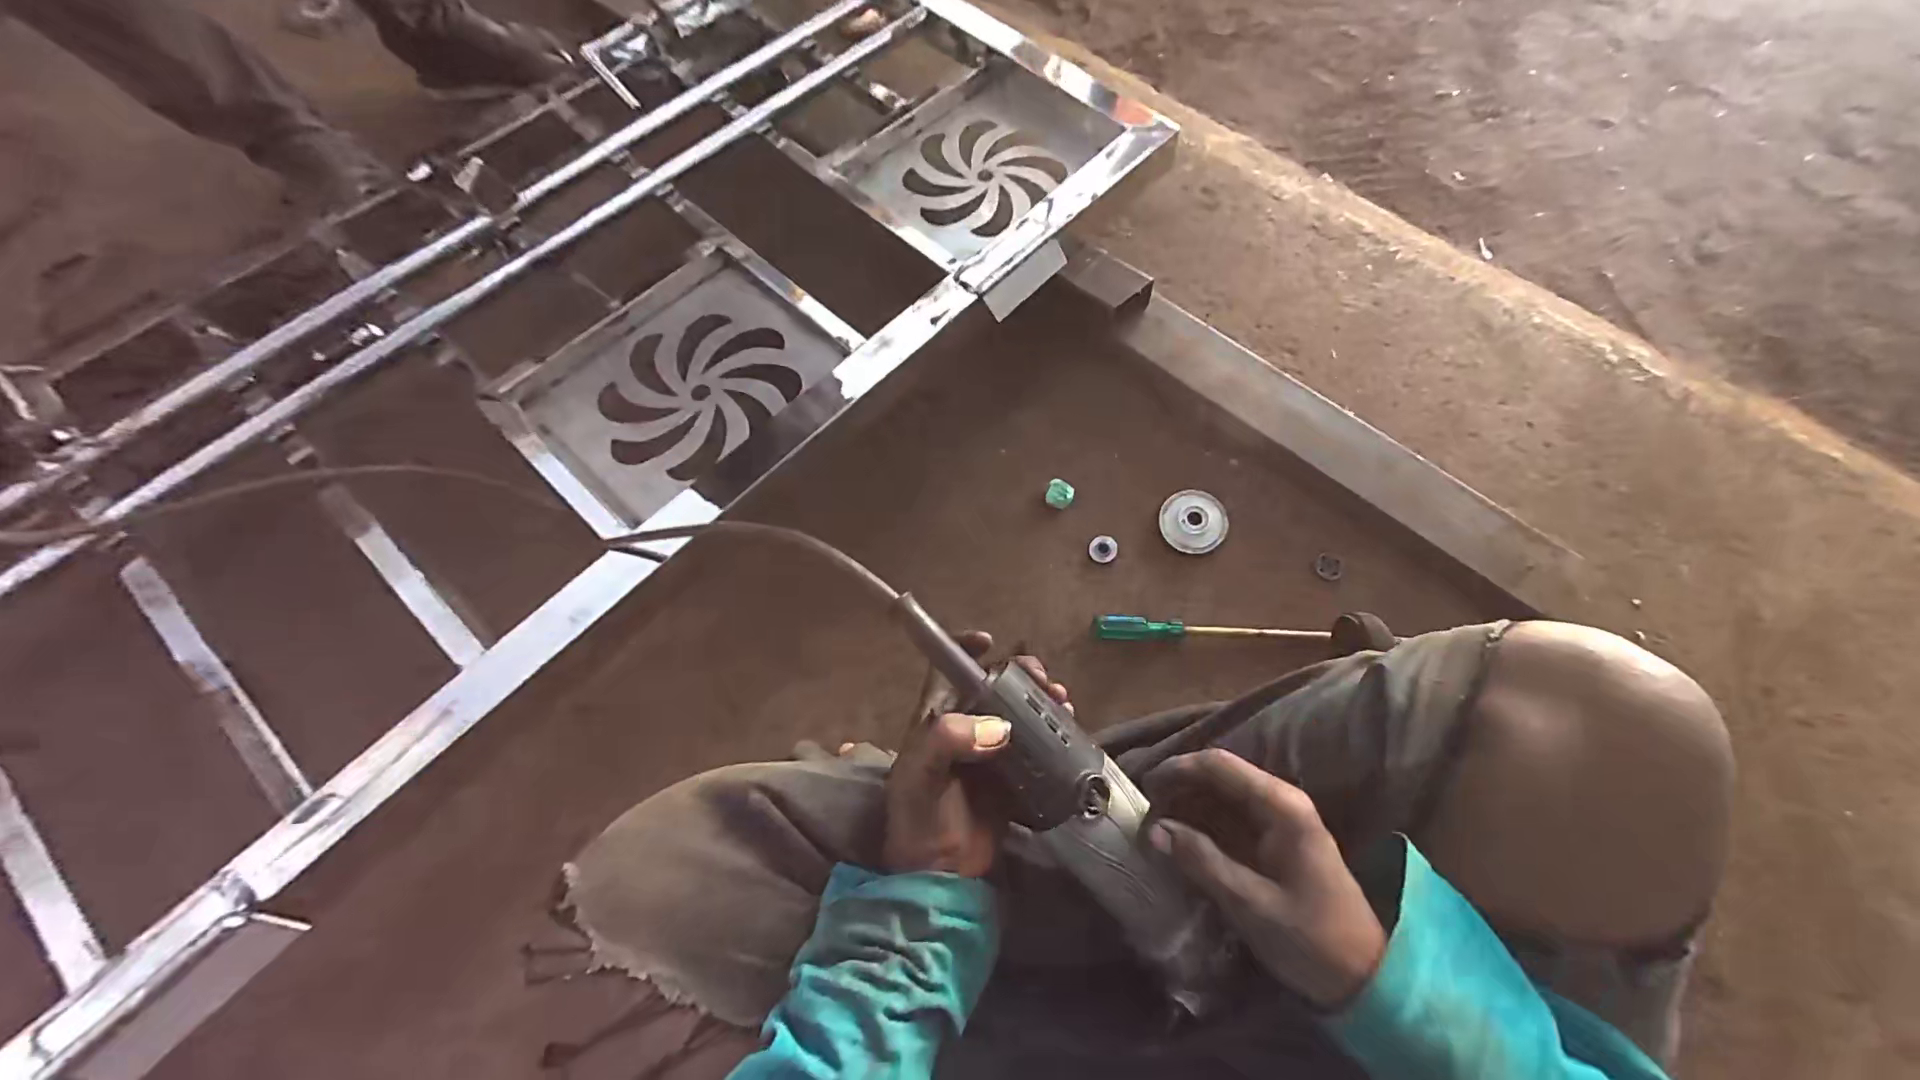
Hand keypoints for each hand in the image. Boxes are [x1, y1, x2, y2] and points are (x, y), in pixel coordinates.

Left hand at [883, 633, 1070, 876]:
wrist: (941, 876)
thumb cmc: (919, 821)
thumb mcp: (920, 777)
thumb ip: (947, 742)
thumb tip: (1000, 727)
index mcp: (934, 721)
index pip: (945, 672)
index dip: (964, 650)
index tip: (989, 641)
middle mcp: (963, 729)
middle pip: (993, 687)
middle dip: (1018, 674)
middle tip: (1041, 678)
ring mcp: (990, 752)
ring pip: (1018, 711)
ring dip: (1040, 699)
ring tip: (1060, 698)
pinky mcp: (1013, 775)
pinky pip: (1036, 743)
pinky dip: (1053, 730)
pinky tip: (1067, 725)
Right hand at [1144, 748, 1386, 1008]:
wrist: (1368, 981)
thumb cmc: (1313, 940)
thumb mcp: (1252, 904)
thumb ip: (1202, 862)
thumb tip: (1155, 830)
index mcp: (1281, 806)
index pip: (1218, 765)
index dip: (1176, 769)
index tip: (1144, 788)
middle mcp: (1280, 802)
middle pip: (1217, 775)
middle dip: (1177, 788)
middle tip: (1143, 812)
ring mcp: (1278, 820)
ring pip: (1219, 795)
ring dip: (1185, 805)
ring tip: (1154, 827)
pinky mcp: (1273, 841)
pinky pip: (1228, 818)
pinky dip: (1200, 823)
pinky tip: (1179, 840)